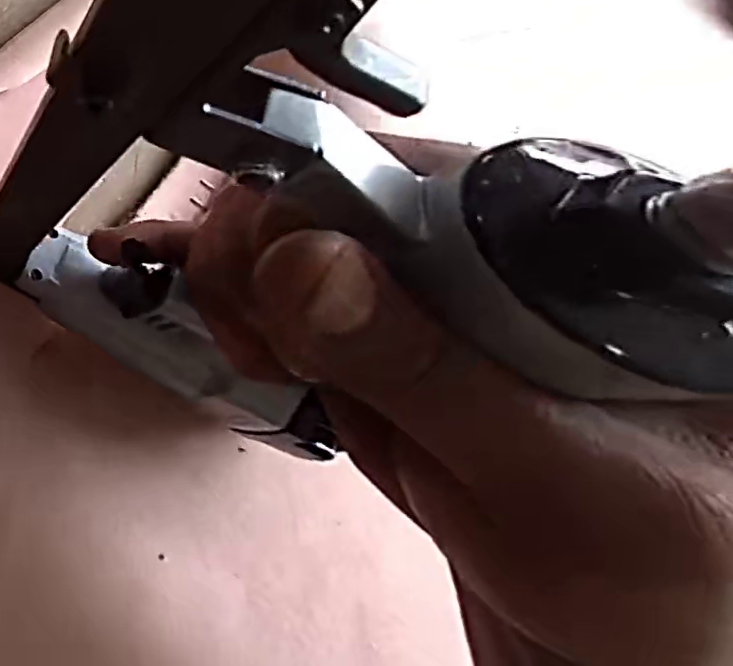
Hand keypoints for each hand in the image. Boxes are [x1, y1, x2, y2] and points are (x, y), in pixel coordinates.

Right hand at [93, 184, 732, 665]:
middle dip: (256, 258)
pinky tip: (142, 254)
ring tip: (249, 347)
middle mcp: (478, 245)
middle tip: (267, 339)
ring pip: (267, 230)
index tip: (278, 284)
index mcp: (567, 252)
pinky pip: (253, 272)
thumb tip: (300, 260)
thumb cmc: (652, 582)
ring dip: (221, 278)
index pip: (404, 173)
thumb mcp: (556, 483)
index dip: (314, 208)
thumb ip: (428, 370)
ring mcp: (405, 279)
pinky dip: (193, 269)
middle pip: (311, 192)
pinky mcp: (353, 314)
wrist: (608, 627)